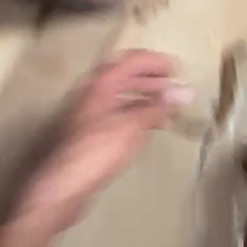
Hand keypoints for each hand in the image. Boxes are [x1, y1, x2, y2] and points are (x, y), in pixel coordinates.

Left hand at [0, 51, 190, 246]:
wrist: (60, 188)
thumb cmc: (97, 150)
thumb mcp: (132, 126)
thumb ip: (159, 106)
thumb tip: (186, 92)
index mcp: (103, 80)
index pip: (134, 59)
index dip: (158, 62)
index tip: (178, 70)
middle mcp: (94, 89)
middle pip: (127, 74)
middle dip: (152, 79)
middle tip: (173, 87)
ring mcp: (90, 110)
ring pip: (122, 94)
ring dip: (145, 97)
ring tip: (166, 109)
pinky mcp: (89, 130)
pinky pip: (117, 111)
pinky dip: (135, 113)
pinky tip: (148, 126)